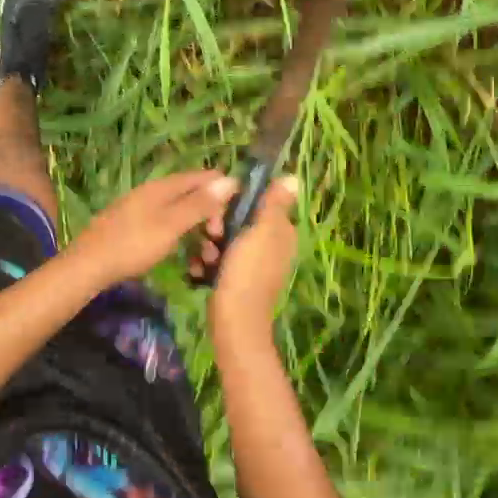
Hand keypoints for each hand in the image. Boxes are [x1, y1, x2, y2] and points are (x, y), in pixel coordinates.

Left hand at [68, 170, 239, 287]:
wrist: (89, 265)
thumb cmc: (133, 244)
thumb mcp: (171, 225)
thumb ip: (200, 203)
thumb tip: (230, 179)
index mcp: (164, 187)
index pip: (204, 177)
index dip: (222, 195)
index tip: (229, 222)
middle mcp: (154, 193)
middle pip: (192, 197)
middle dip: (210, 218)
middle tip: (216, 244)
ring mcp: (142, 210)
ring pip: (180, 216)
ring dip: (197, 235)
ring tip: (205, 260)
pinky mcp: (135, 228)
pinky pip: (166, 229)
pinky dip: (180, 242)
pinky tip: (184, 261)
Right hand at [193, 175, 298, 327]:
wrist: (233, 319)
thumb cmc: (247, 272)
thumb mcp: (262, 231)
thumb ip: (274, 204)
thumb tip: (295, 177)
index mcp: (281, 232)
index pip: (258, 202)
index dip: (236, 202)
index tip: (221, 210)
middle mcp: (269, 246)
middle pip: (238, 221)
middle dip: (218, 226)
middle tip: (211, 236)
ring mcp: (251, 264)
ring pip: (223, 241)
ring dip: (209, 246)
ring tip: (207, 259)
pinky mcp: (235, 279)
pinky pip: (217, 261)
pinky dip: (208, 265)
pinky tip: (202, 271)